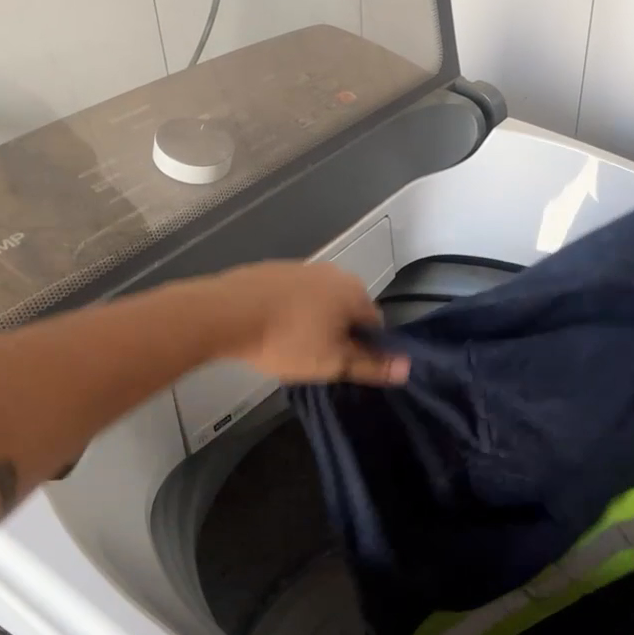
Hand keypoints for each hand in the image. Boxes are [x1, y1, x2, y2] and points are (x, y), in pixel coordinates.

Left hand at [210, 262, 409, 385]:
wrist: (225, 314)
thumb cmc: (286, 341)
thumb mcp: (332, 363)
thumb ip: (370, 365)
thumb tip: (408, 367)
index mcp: (354, 292)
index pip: (375, 324)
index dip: (364, 349)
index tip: (341, 365)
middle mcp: (334, 272)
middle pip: (348, 310)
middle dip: (337, 334)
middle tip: (315, 359)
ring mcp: (301, 267)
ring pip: (319, 302)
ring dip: (313, 322)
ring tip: (289, 346)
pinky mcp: (272, 270)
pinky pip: (293, 295)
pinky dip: (289, 311)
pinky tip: (270, 329)